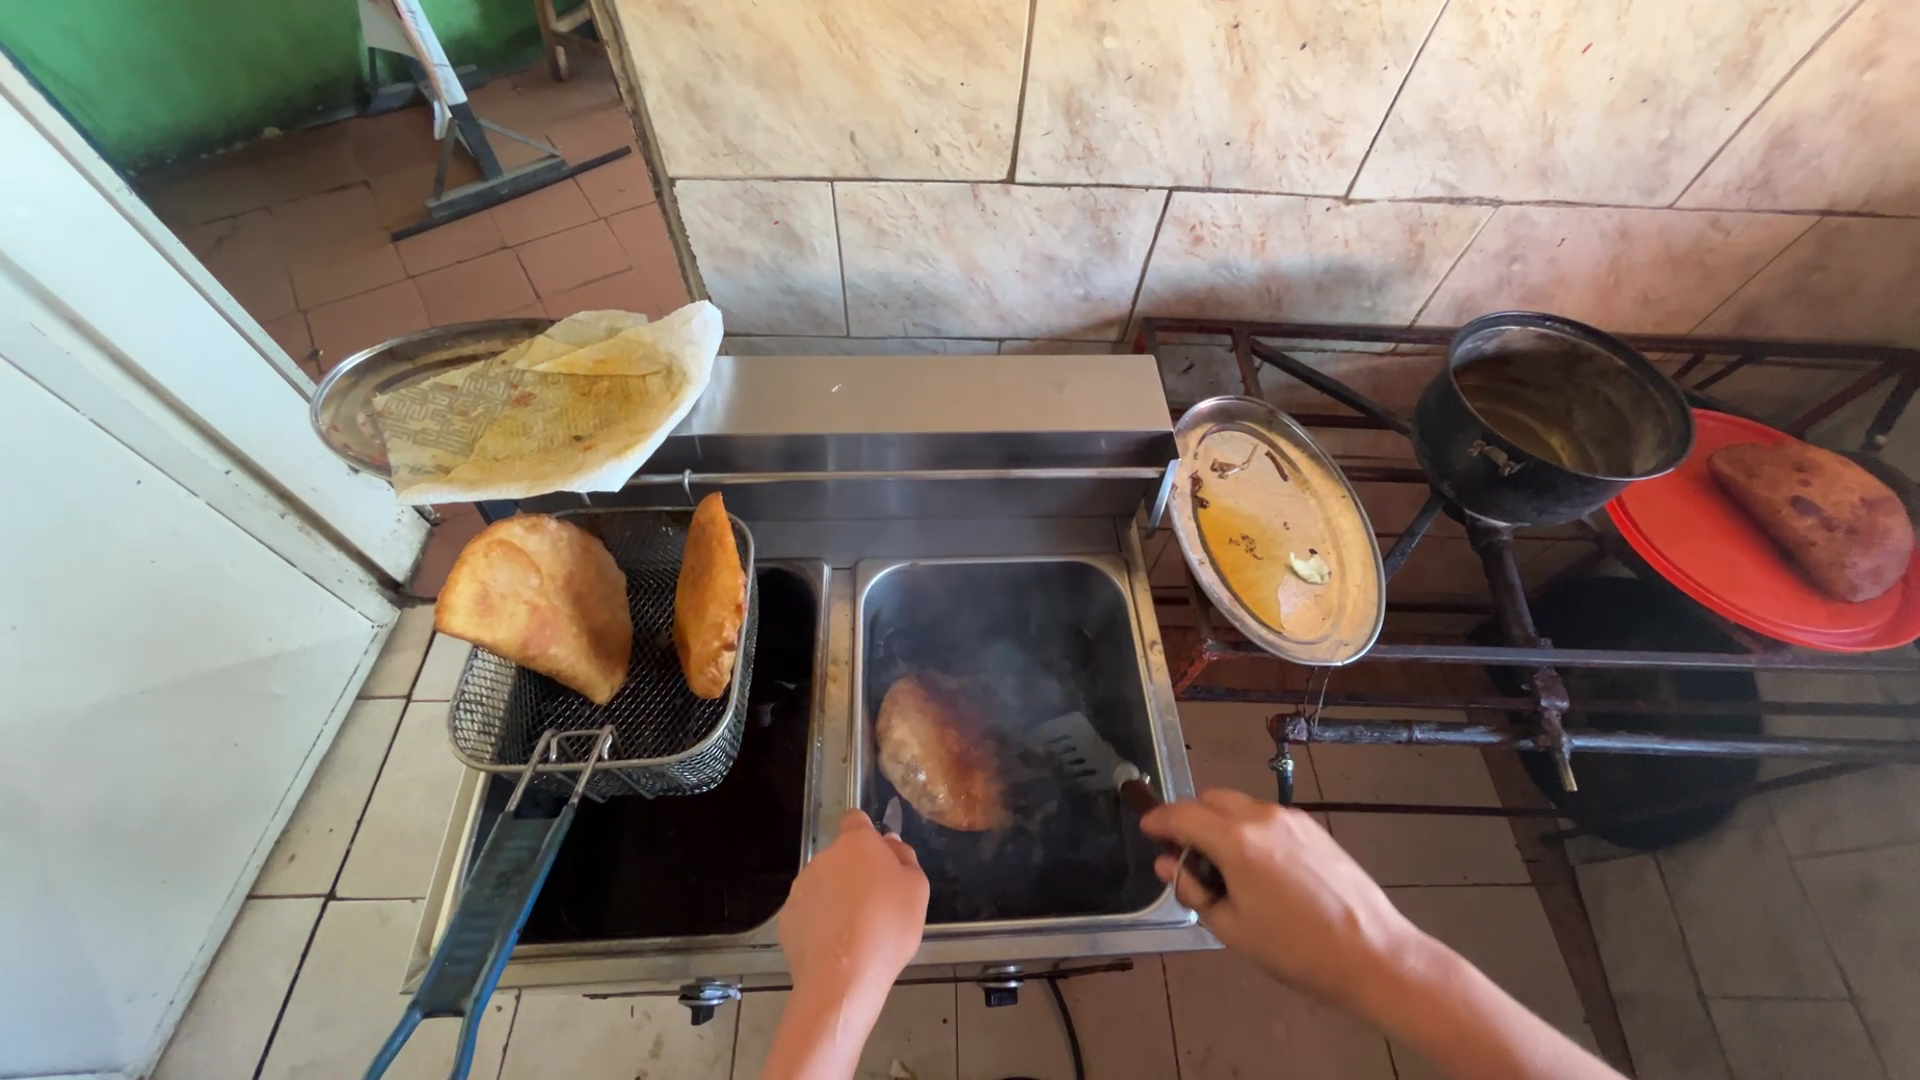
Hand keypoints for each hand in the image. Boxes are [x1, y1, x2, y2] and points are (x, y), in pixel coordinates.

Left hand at [778, 808, 929, 999]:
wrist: (845, 978)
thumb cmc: (888, 926)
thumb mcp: (917, 889)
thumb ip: (905, 859)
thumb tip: (891, 845)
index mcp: (856, 843)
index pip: (856, 820)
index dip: (868, 835)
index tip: (879, 858)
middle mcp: (823, 857)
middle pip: (842, 856)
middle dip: (855, 872)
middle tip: (876, 903)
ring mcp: (801, 888)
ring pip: (824, 884)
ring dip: (837, 897)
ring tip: (856, 932)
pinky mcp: (787, 919)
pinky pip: (809, 912)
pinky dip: (820, 923)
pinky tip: (836, 948)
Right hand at [1141, 788, 1425, 1009]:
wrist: (1376, 955)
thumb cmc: (1296, 950)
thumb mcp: (1232, 928)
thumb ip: (1193, 890)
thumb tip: (1169, 864)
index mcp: (1235, 840)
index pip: (1182, 814)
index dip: (1159, 820)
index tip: (1147, 829)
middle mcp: (1259, 816)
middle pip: (1209, 799)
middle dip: (1190, 819)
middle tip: (1187, 855)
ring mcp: (1289, 818)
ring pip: (1238, 805)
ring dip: (1221, 823)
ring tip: (1227, 867)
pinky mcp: (1312, 827)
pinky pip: (1265, 817)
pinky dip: (1248, 829)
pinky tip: (1261, 868)